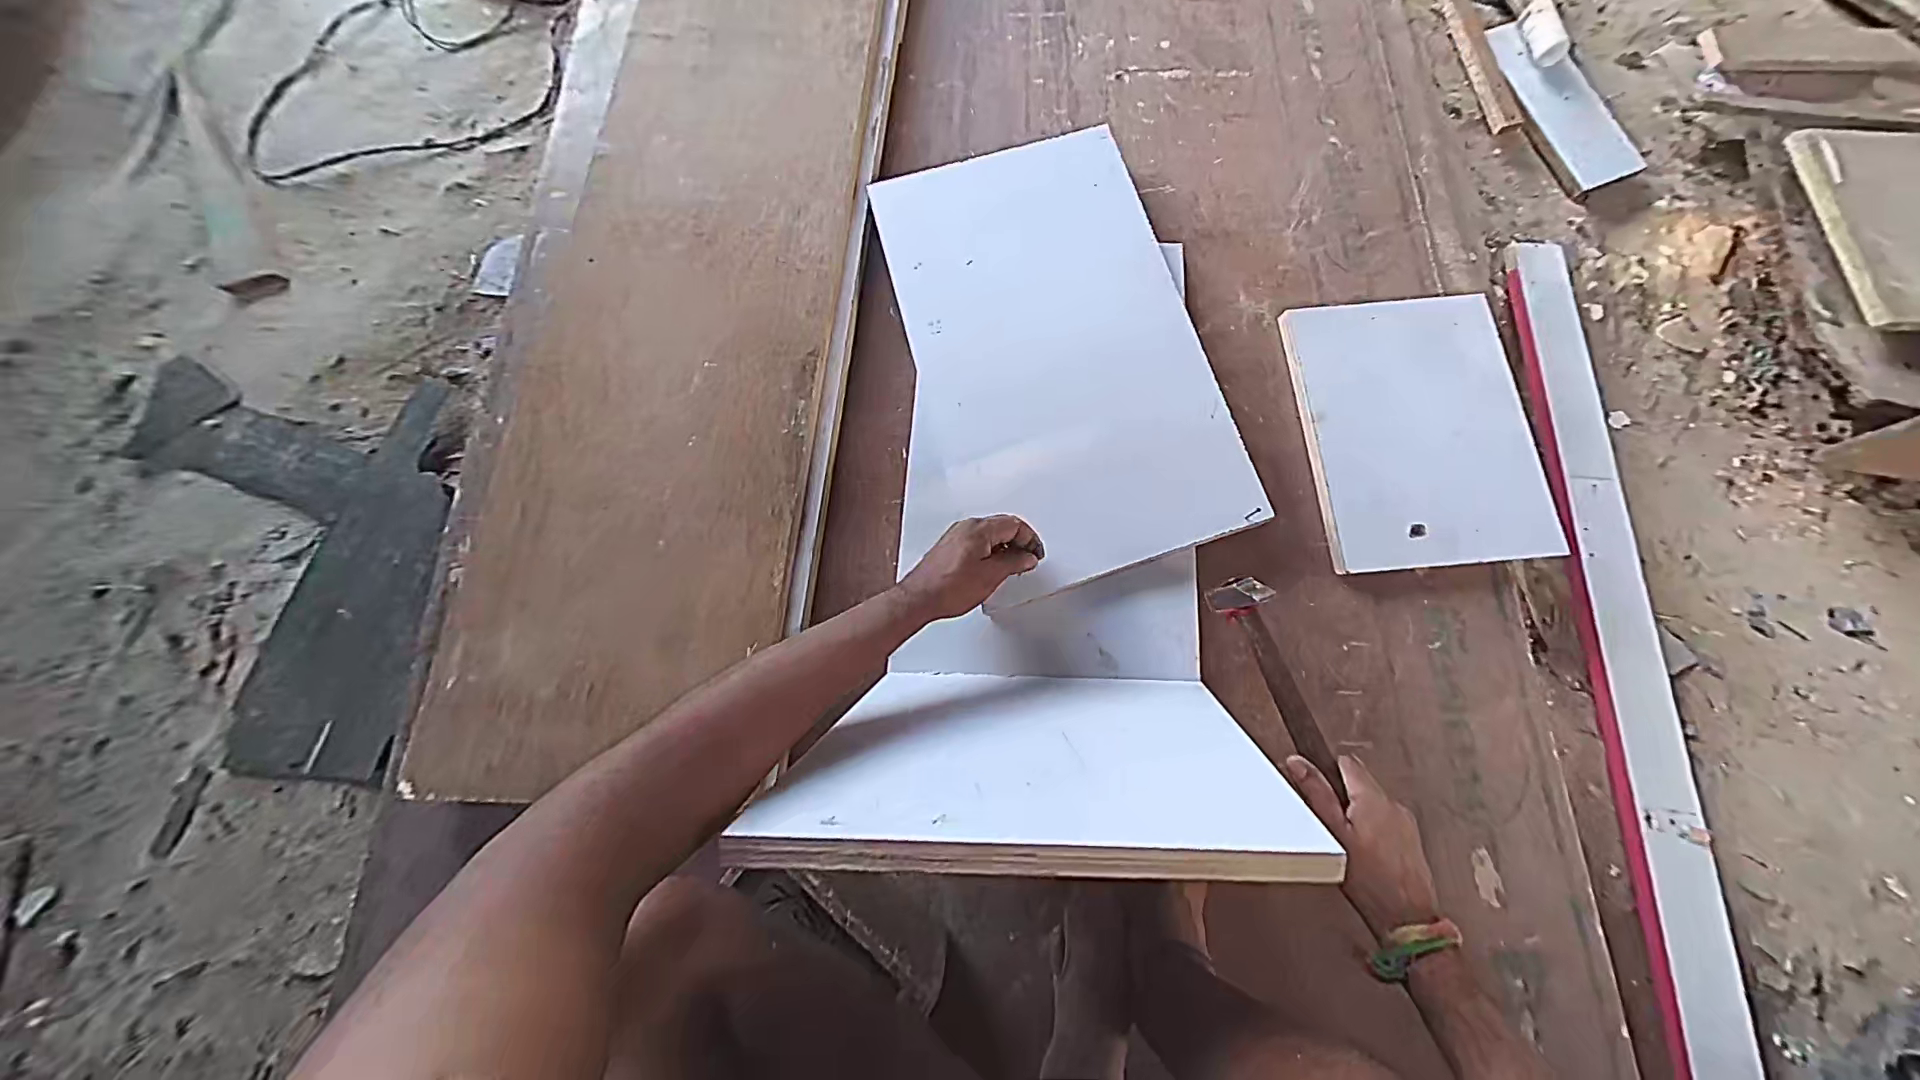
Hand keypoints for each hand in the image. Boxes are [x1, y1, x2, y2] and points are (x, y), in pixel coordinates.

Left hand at [896, 515, 1043, 620]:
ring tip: (1012, 566)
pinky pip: (977, 541)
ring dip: (1005, 547)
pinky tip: (991, 567)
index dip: (1030, 539)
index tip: (1035, 554)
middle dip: (1019, 542)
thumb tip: (1026, 557)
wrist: (919, 598)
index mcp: (978, 529)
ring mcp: (956, 535)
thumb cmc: (946, 588)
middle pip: (1002, 525)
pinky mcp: (950, 546)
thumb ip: (1014, 563)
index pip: (1014, 524)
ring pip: (990, 533)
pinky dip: (990, 550)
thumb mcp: (990, 576)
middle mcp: (966, 527)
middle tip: (1027, 559)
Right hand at [1284, 754, 1440, 939]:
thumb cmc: (1369, 879)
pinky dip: (1372, 827)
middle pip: (1359, 781)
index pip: (1345, 762)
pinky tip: (1363, 850)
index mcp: (1372, 798)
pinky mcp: (1411, 839)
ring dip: (1356, 811)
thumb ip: (1315, 793)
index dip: (1326, 770)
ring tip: (1346, 839)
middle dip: (1341, 794)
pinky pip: (1385, 819)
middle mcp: (1393, 805)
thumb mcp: (1332, 832)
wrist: (1406, 918)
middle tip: (1329, 820)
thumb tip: (1299, 763)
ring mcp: (1405, 823)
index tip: (1316, 785)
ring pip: (1372, 802)